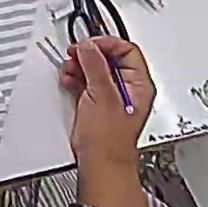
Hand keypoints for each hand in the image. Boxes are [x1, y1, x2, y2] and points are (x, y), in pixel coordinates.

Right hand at [60, 36, 154, 171]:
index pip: (126, 50)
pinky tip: (68, 79)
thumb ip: (95, 66)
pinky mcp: (95, 104)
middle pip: (109, 58)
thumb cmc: (109, 139)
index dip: (107, 44)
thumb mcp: (103, 94)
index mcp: (138, 84)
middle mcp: (126, 88)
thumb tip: (89, 47)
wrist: (98, 162)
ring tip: (70, 67)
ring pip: (95, 69)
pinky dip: (75, 77)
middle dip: (90, 54)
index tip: (89, 44)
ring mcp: (110, 96)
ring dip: (80, 65)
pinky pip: (85, 82)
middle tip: (76, 53)